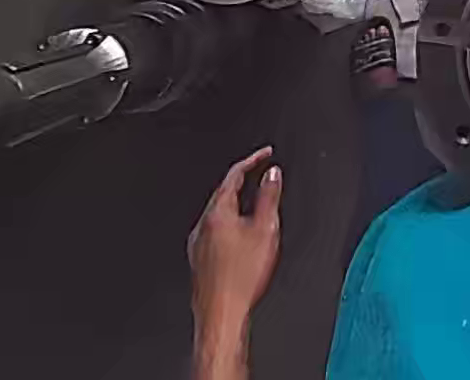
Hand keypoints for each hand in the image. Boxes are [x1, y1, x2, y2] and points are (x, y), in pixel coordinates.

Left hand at [189, 147, 282, 328]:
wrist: (222, 317)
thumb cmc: (242, 278)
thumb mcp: (266, 228)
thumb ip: (269, 195)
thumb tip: (271, 173)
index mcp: (218, 213)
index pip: (234, 174)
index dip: (252, 159)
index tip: (266, 152)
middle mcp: (203, 225)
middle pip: (224, 192)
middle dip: (244, 179)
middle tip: (262, 172)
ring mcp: (198, 244)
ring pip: (219, 211)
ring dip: (237, 200)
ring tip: (256, 199)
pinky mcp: (199, 260)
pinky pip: (215, 229)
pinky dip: (230, 220)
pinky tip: (241, 232)